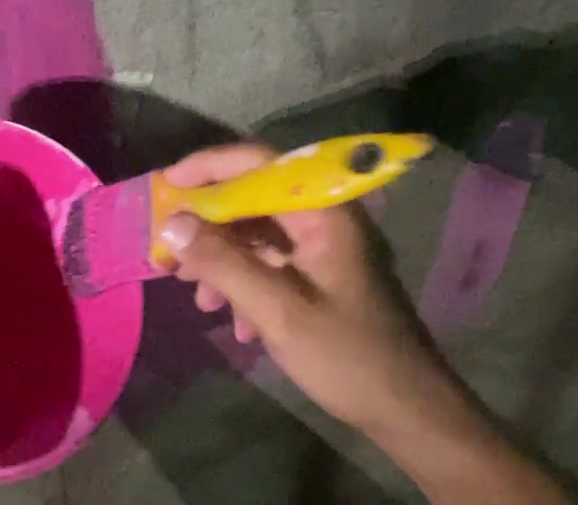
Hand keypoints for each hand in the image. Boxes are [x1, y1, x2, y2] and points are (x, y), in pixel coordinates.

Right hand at [162, 145, 577, 503]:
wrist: (412, 414)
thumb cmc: (348, 355)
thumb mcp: (277, 310)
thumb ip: (223, 261)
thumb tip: (171, 222)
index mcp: (323, 210)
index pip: (256, 162)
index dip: (207, 167)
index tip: (165, 187)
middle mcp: (323, 216)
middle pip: (251, 197)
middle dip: (205, 223)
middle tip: (168, 249)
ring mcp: (323, 245)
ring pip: (256, 231)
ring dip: (220, 257)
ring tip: (194, 293)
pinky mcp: (321, 273)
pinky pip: (270, 260)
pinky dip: (243, 280)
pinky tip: (232, 319)